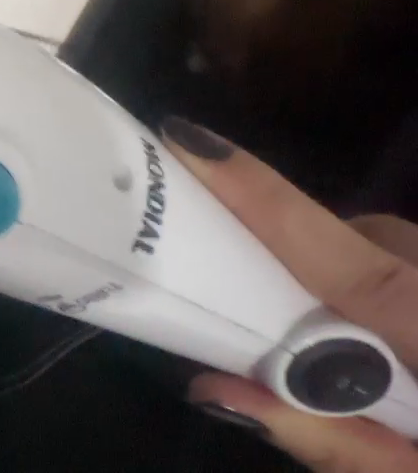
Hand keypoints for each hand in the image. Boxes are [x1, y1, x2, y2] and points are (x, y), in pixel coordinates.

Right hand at [163, 118, 417, 470]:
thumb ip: (340, 449)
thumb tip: (209, 387)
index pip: (348, 265)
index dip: (260, 199)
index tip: (186, 138)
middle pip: (375, 243)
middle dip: (310, 257)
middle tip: (283, 313)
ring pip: (408, 248)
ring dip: (365, 276)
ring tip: (376, 350)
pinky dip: (403, 287)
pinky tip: (409, 345)